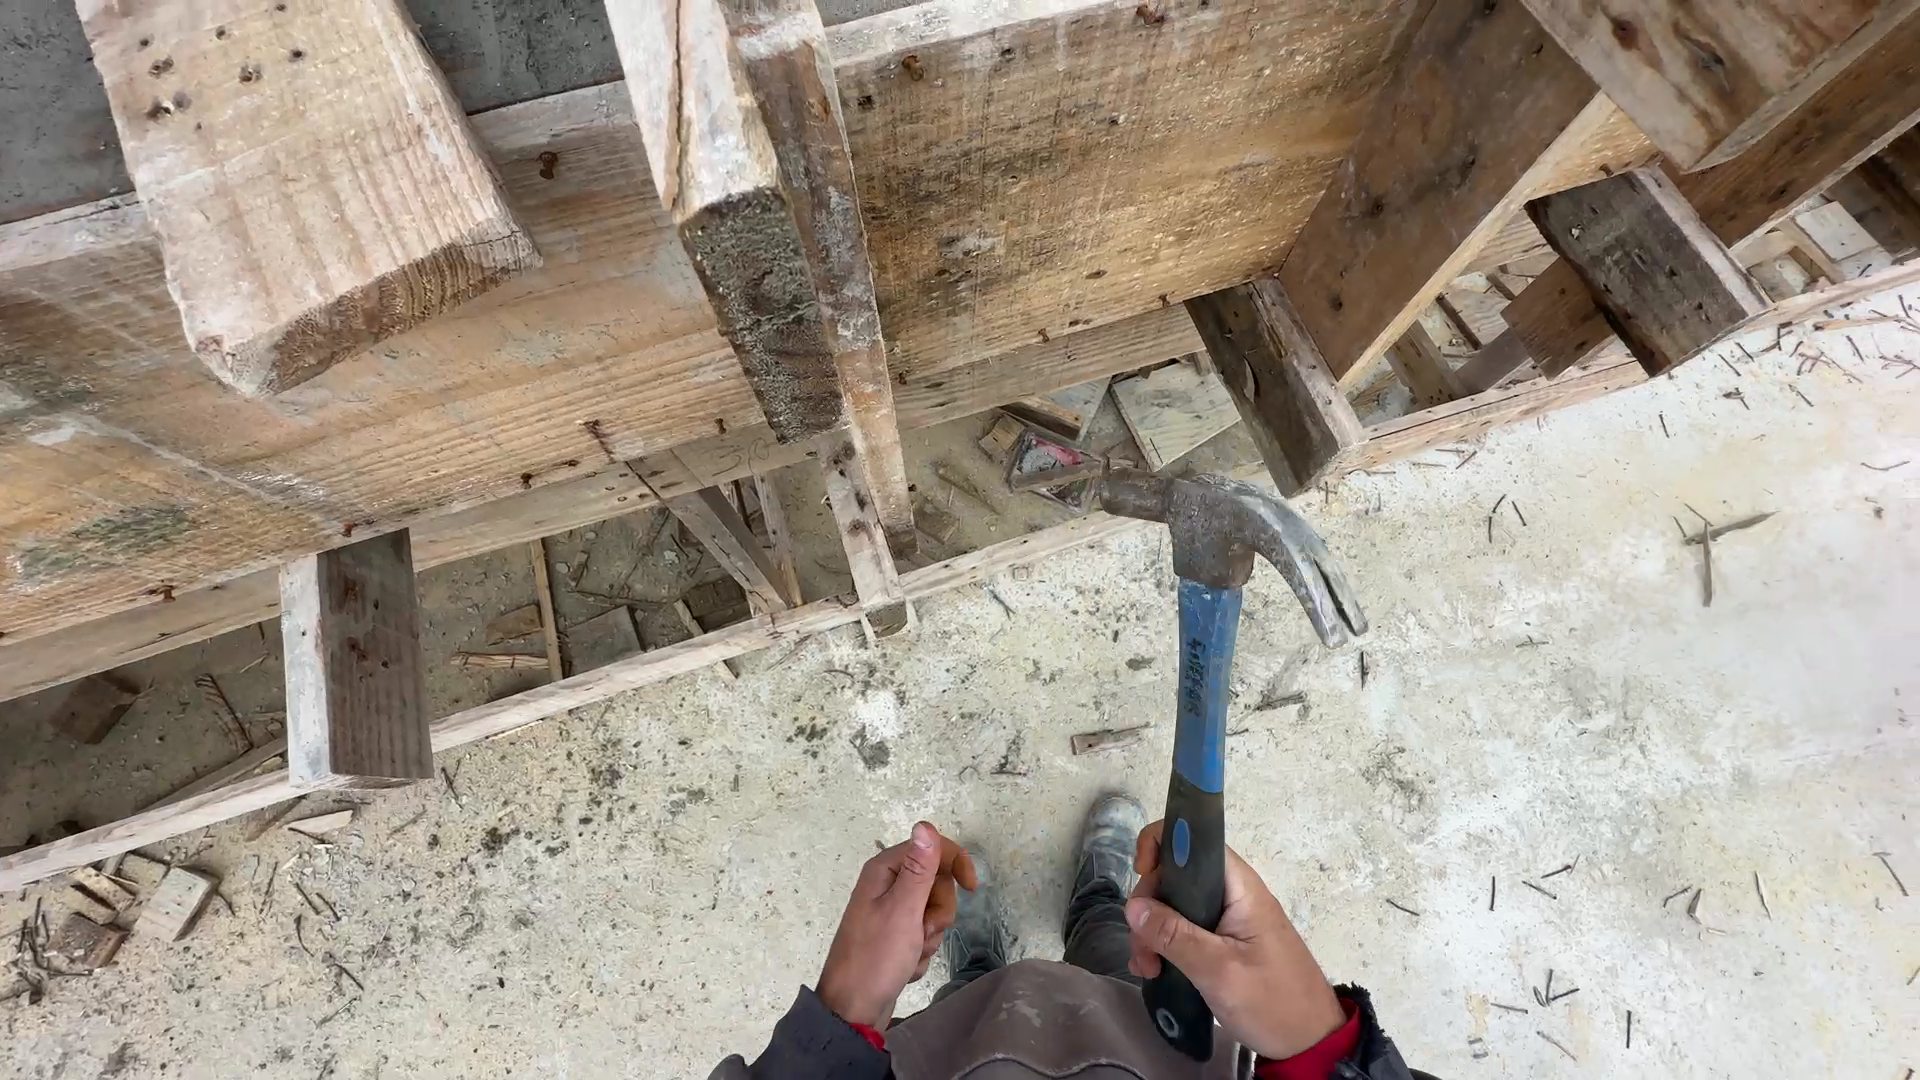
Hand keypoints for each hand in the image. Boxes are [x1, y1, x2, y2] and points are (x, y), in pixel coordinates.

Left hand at [817, 822, 977, 1028]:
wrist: (853, 1012)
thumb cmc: (876, 957)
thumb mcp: (903, 910)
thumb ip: (920, 868)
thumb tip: (925, 824)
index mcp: (885, 869)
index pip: (931, 847)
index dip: (955, 863)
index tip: (972, 888)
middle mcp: (887, 883)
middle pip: (936, 880)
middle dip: (938, 909)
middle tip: (923, 930)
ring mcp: (891, 910)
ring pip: (933, 908)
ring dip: (931, 933)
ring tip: (912, 951)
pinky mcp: (895, 934)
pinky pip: (923, 931)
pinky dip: (922, 948)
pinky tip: (907, 964)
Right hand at [1125, 821, 1343, 1059]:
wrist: (1314, 1046)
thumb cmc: (1273, 1002)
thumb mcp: (1219, 971)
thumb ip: (1174, 936)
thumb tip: (1132, 907)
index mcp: (1237, 885)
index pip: (1193, 839)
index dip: (1160, 845)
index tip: (1141, 874)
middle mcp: (1230, 891)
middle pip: (1175, 875)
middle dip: (1149, 905)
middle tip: (1142, 947)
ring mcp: (1226, 915)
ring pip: (1174, 903)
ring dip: (1153, 931)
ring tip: (1147, 968)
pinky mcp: (1222, 938)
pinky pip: (1183, 927)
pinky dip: (1165, 944)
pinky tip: (1155, 969)